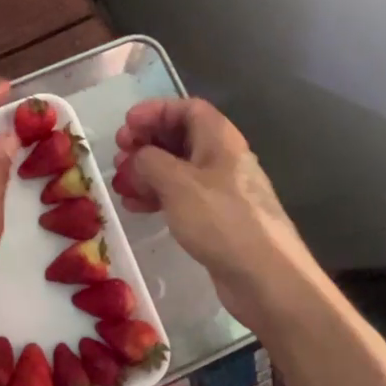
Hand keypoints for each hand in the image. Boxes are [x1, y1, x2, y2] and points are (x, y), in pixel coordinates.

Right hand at [111, 98, 316, 325]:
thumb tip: (136, 158)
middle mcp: (222, 158)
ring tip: (121, 184)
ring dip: (147, 172)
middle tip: (119, 155)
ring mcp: (221, 190)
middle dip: (147, 143)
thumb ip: (149, 161)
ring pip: (178, 169)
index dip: (155, 111)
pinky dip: (158, 196)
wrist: (266, 278)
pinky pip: (182, 197)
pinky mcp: (217, 219)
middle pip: (181, 137)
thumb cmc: (221, 220)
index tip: (126, 126)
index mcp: (220, 139)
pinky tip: (137, 208)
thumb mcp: (177, 183)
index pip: (187, 108)